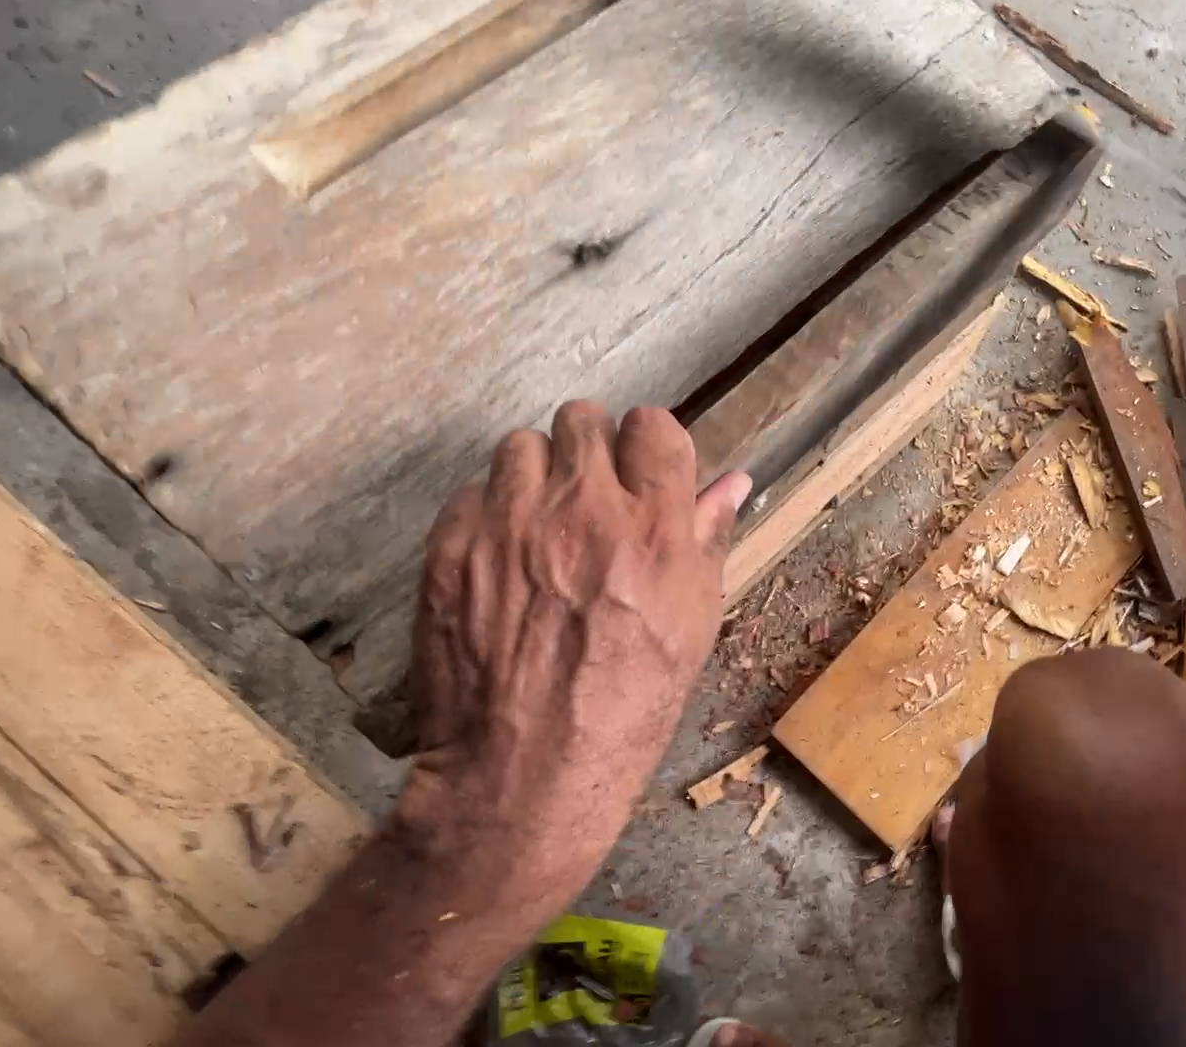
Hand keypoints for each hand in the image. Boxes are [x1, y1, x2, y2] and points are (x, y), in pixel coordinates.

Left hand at [394, 401, 749, 893]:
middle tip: (594, 498)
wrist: (528, 767)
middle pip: (583, 418)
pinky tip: (503, 559)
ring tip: (544, 526)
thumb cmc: (634, 698)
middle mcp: (582, 508)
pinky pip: (472, 491)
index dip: (652, 445)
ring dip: (539, 475)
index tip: (647, 474)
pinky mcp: (450, 546)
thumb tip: (735, 481)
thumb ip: (709, 537)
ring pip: (522, 445)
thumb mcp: (696, 620)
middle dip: (595, 450)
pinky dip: (491, 512)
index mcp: (654, 527)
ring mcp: (509, 523)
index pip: (654, 425)